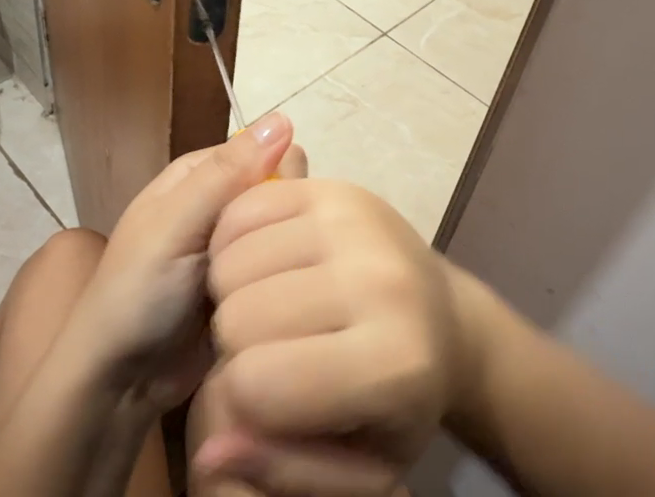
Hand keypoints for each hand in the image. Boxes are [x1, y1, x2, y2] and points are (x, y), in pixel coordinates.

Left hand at [59, 113, 296, 415]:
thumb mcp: (177, 224)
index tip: (279, 214)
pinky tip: (291, 306)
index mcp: (201, 176)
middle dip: (285, 221)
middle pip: (283, 194)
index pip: (267, 153)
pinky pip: (286, 275)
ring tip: (276, 289)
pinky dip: (289, 286)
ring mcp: (239, 252)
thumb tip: (282, 117)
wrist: (120, 381)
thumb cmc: (137, 292)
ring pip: (290, 236)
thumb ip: (227, 174)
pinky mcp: (251, 292)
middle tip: (267, 258)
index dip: (280, 179)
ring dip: (289, 257)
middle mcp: (223, 207)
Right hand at [194, 180, 468, 493]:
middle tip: (273, 347)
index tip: (273, 399)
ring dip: (232, 291)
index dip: (244, 401)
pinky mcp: (334, 186)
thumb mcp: (357, 464)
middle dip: (236, 344)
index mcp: (394, 363)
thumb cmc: (398, 399)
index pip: (255, 385)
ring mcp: (355, 221)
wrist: (442, 315)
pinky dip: (235, 243)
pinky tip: (265, 265)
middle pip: (236, 318)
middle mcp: (379, 281)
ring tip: (272, 305)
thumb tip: (212, 454)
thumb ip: (285, 470)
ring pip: (228, 260)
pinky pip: (240, 211)